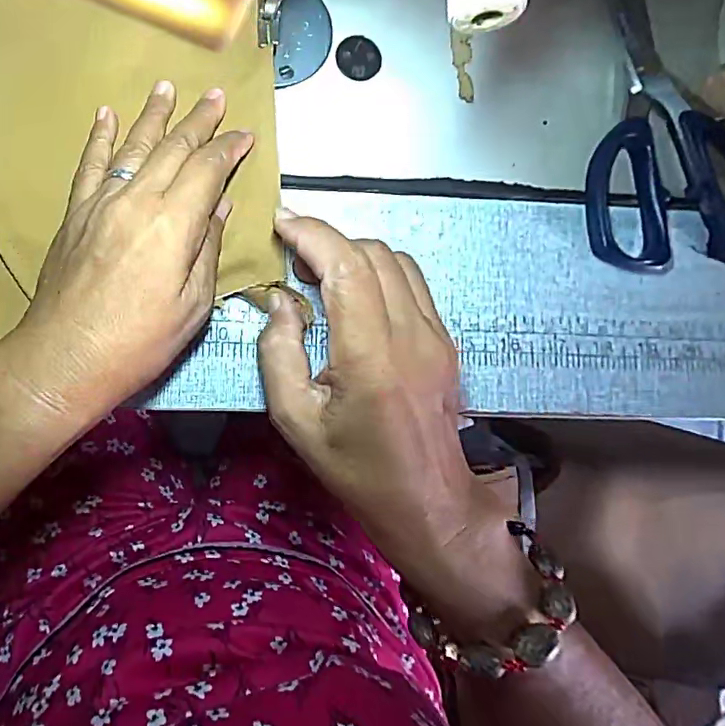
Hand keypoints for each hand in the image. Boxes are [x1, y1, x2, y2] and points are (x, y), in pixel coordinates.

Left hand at [0, 81, 253, 428]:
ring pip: (133, 147)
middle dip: (198, 121)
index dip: (228, 149)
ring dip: (152, 116)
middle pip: (173, 148)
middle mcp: (136, 200)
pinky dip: (100, 138)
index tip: (244, 136)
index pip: (207, 169)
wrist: (65, 356)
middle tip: (214, 97)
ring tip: (165, 88)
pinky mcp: (76, 213)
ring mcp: (101, 203)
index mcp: (173, 223)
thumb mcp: (191, 305)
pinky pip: (90, 165)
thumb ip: (206, 249)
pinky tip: (105, 116)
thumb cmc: (136, 342)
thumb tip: (218, 207)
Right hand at [257, 211, 535, 637]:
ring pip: (395, 260)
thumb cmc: (354, 467)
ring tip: (317, 271)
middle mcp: (411, 334)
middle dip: (325, 239)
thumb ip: (279, 351)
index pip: (345, 265)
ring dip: (352, 253)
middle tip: (289, 253)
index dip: (310, 233)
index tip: (279, 222)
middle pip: (371, 253)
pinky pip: (411, 282)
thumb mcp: (294, 418)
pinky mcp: (445, 340)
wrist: (429, 503)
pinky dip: (375, 270)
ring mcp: (436, 334)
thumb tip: (280, 300)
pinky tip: (351, 291)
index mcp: (371, 355)